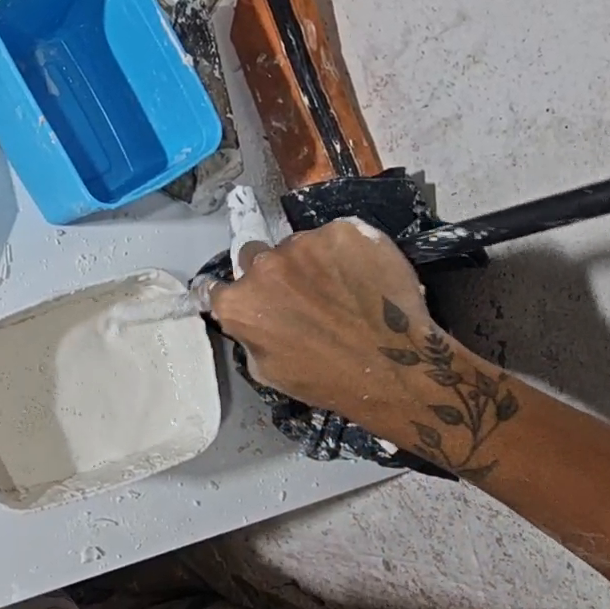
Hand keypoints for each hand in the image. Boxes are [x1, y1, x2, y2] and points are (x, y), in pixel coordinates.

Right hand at [207, 218, 441, 423]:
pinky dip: (344, 252)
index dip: (231, 293)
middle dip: (269, 272)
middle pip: (253, 255)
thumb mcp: (266, 369)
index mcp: (237, 303)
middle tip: (297, 293)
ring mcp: (303, 243)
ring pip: (297, 245)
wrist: (393, 365)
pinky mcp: (343, 231)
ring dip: (308, 261)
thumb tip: (251, 319)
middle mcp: (262, 266)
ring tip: (337, 287)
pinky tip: (360, 275)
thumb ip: (249, 333)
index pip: (215, 286)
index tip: (247, 299)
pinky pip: (335, 236)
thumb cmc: (325, 378)